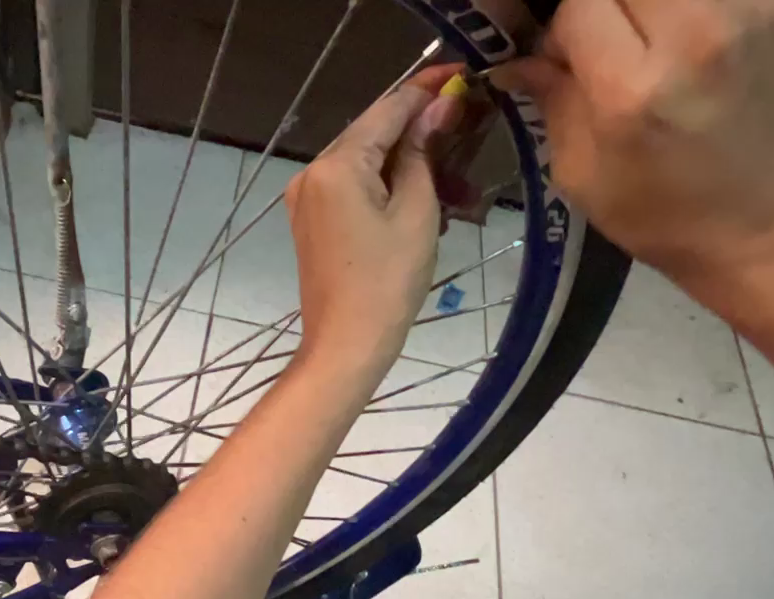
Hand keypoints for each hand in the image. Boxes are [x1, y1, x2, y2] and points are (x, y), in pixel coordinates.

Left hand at [286, 66, 469, 351]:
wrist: (345, 346)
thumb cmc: (387, 283)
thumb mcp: (416, 211)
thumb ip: (423, 152)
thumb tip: (438, 107)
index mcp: (336, 165)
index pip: (389, 108)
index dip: (427, 90)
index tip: (463, 78)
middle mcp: (312, 173)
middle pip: (374, 135)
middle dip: (422, 136)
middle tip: (467, 139)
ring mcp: (305, 200)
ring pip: (365, 164)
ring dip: (409, 169)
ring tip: (455, 192)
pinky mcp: (310, 222)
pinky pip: (352, 190)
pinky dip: (386, 191)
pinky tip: (422, 207)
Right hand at [492, 0, 773, 281]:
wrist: (770, 223)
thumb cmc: (661, 214)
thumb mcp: (582, 177)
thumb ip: (554, 102)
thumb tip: (520, 58)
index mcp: (632, 91)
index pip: (579, 5)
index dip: (564, 26)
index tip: (567, 56)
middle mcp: (698, 34)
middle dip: (609, 5)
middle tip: (613, 40)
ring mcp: (761, 5)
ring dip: (655, 4)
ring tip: (657, 36)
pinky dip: (702, 5)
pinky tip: (701, 32)